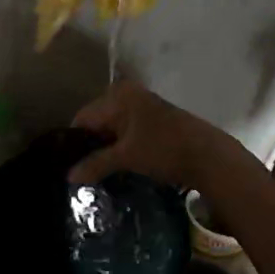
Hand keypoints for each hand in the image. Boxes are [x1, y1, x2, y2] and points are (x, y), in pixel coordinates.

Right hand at [67, 82, 262, 192]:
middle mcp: (128, 96)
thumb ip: (95, 165)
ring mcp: (142, 109)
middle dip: (88, 148)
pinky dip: (118, 151)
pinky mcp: (152, 124)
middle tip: (78, 174)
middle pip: (96, 124)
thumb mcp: (125, 157)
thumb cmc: (163, 149)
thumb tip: (69, 177)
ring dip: (104, 152)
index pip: (83, 118)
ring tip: (94, 174)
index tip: (67, 166)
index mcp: (118, 96)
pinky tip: (114, 168)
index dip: (74, 143)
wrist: (208, 156)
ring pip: (111, 132)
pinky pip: (125, 136)